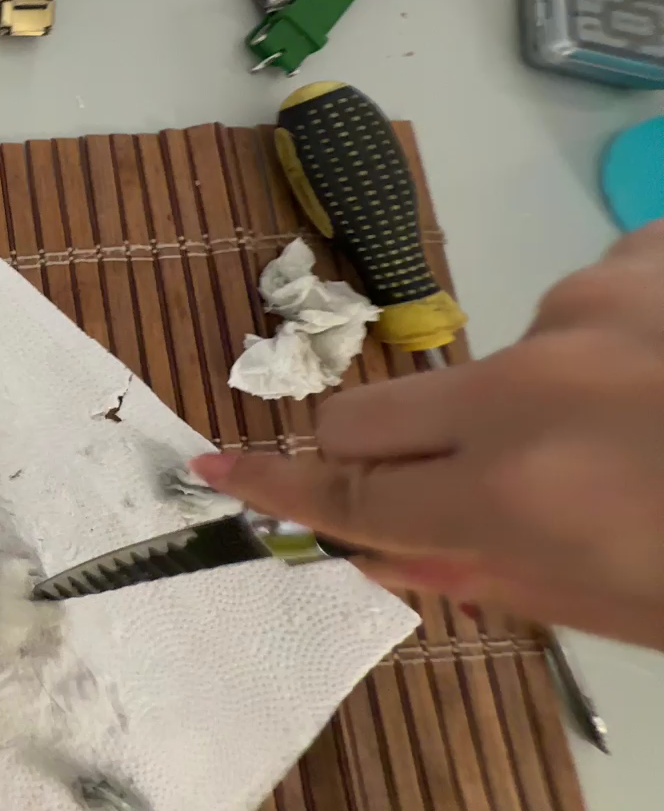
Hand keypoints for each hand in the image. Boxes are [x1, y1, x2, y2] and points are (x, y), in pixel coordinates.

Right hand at [192, 221, 663, 648]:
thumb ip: (509, 577)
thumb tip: (390, 555)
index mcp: (532, 495)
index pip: (351, 495)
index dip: (277, 488)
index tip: (215, 472)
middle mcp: (529, 393)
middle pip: (369, 416)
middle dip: (387, 452)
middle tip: (462, 477)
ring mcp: (586, 311)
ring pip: (493, 363)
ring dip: (541, 400)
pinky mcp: (644, 259)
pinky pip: (593, 298)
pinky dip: (623, 335)